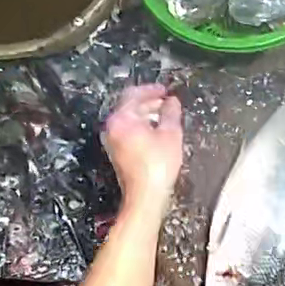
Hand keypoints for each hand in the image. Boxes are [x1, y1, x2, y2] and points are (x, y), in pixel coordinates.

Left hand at [102, 83, 183, 213]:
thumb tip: (172, 102)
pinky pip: (129, 131)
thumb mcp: (170, 134)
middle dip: (150, 102)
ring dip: (147, 114)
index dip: (151, 90)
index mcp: (122, 119)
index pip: (134, 94)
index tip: (165, 90)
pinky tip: (157, 131)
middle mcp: (112, 128)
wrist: (146, 195)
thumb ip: (171, 112)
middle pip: (129, 106)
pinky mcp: (117, 152)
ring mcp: (113, 140)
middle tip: (167, 102)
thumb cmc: (158, 165)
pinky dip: (142, 126)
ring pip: (129, 119)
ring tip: (166, 116)